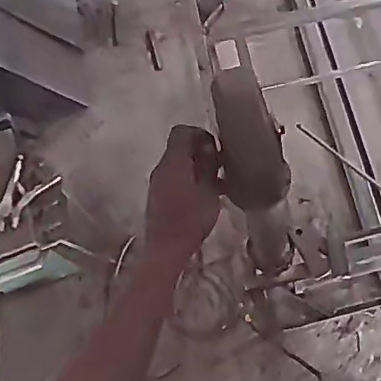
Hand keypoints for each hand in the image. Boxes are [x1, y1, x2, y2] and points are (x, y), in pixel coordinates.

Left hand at [143, 125, 222, 259]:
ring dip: (198, 168)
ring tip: (219, 183)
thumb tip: (209, 147)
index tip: (218, 148)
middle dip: (202, 152)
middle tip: (222, 165)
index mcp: (173, 162)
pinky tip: (208, 196)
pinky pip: (176, 179)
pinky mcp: (159, 197)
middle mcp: (162, 168)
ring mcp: (158, 183)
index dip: (201, 134)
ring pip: (179, 164)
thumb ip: (208, 165)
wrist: (166, 249)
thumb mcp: (208, 190)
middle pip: (179, 147)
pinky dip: (192, 180)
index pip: (182, 131)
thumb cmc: (191, 218)